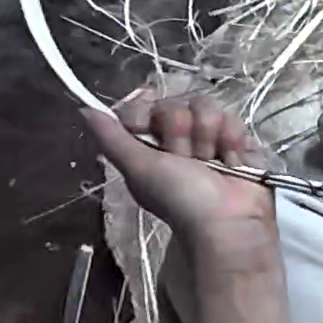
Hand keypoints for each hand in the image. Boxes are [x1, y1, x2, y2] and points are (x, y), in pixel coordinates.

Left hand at [83, 95, 277, 273]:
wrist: (228, 216)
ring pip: (210, 110)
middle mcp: (180, 139)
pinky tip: (233, 160)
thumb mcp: (140, 168)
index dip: (150, 115)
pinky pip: (236, 121)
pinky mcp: (239, 141)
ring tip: (215, 162)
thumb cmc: (180, 196)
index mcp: (150, 146)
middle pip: (179, 105)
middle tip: (189, 158)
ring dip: (212, 137)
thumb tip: (83, 110)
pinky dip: (234, 142)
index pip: (145, 107)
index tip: (150, 131)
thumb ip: (113, 138)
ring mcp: (211, 139)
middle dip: (185, 132)